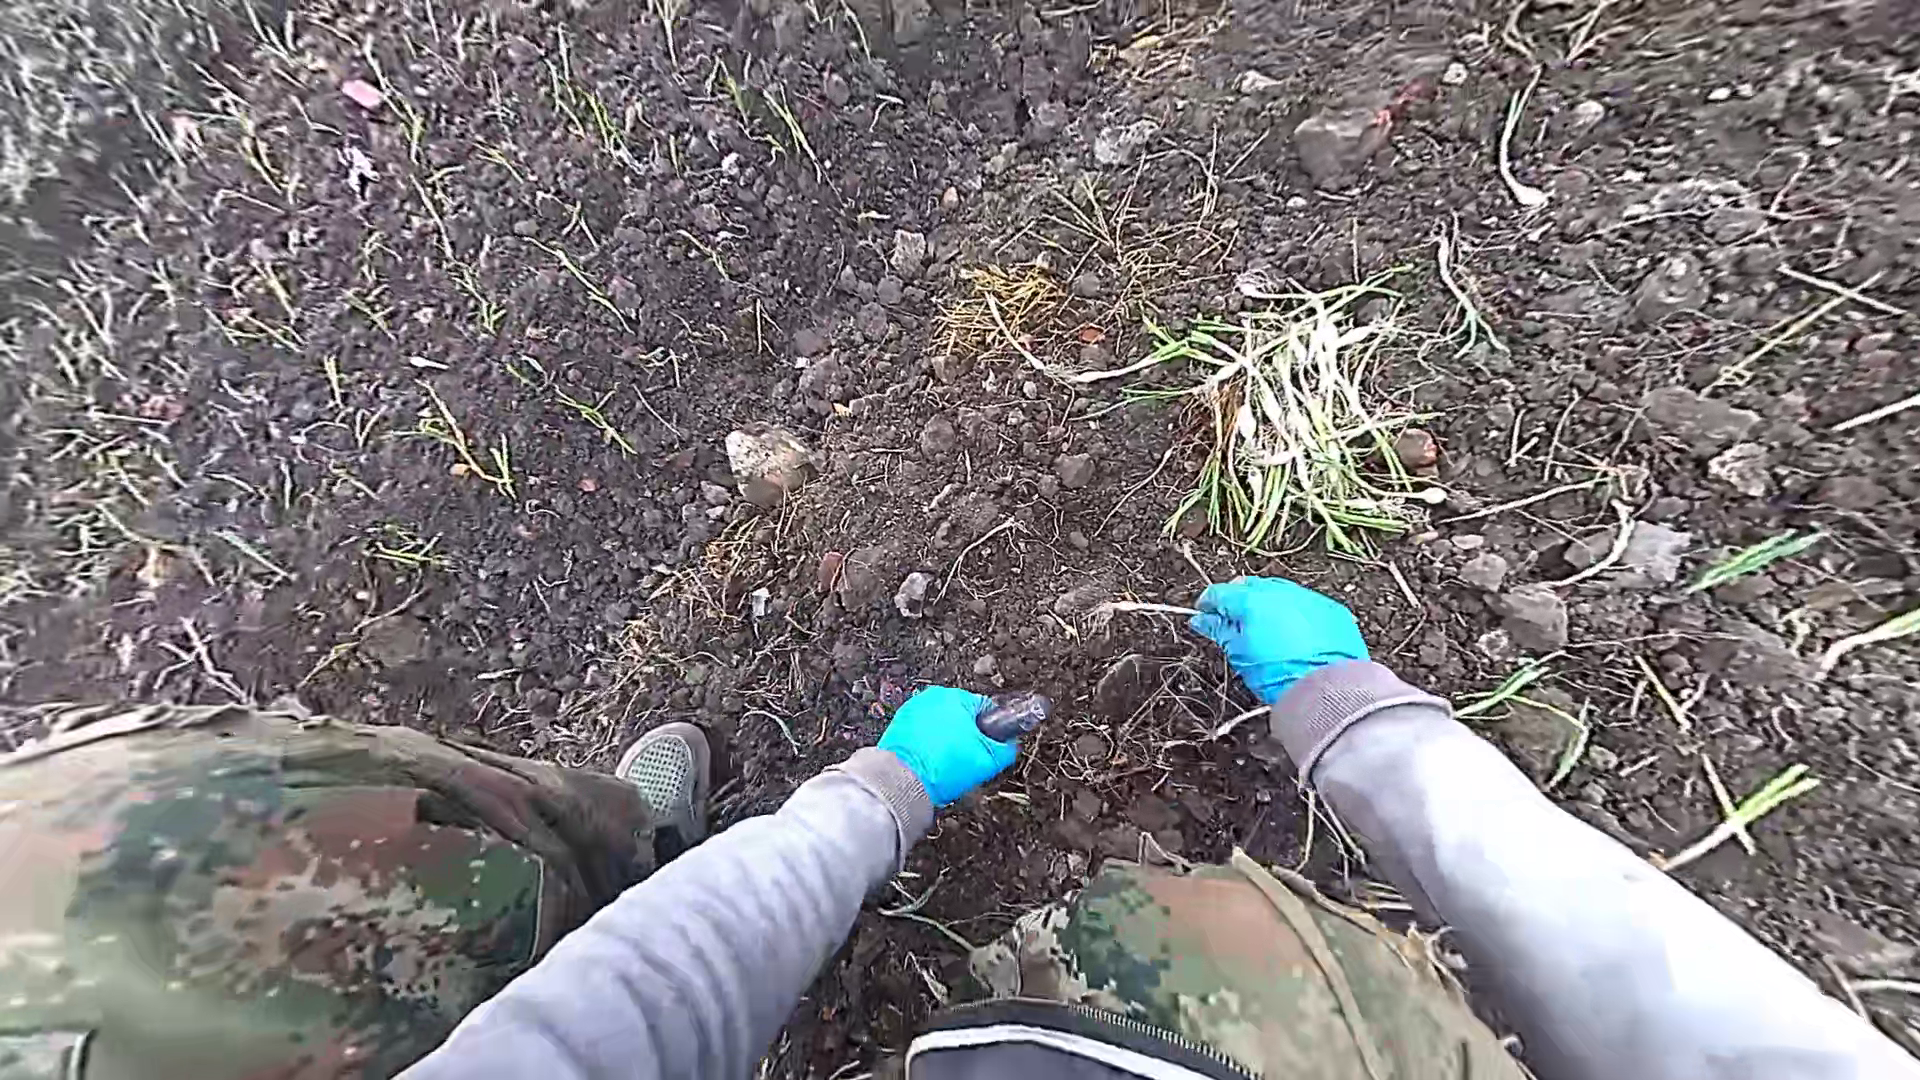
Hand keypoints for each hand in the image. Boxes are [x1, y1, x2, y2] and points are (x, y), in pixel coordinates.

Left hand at [878, 686, 1018, 805]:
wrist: (903, 781)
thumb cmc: (942, 767)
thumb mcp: (987, 761)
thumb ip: (1006, 749)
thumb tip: (1010, 745)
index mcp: (957, 697)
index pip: (985, 709)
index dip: (989, 731)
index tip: (986, 748)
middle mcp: (933, 696)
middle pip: (961, 715)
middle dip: (966, 735)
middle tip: (966, 758)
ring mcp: (914, 708)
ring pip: (941, 723)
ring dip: (945, 738)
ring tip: (945, 762)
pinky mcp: (899, 722)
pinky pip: (921, 731)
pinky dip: (926, 743)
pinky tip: (929, 760)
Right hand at [1189, 577, 1367, 704]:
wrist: (1327, 689)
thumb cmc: (1279, 674)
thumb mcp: (1239, 652)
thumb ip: (1218, 630)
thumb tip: (1202, 620)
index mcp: (1251, 600)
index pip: (1219, 593)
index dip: (1208, 605)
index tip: (1206, 616)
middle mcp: (1279, 591)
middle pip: (1248, 586)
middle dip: (1238, 601)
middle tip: (1235, 625)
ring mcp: (1307, 598)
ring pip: (1277, 592)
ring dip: (1266, 605)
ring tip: (1266, 631)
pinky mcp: (1330, 609)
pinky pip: (1304, 603)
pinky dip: (1293, 613)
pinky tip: (1293, 635)